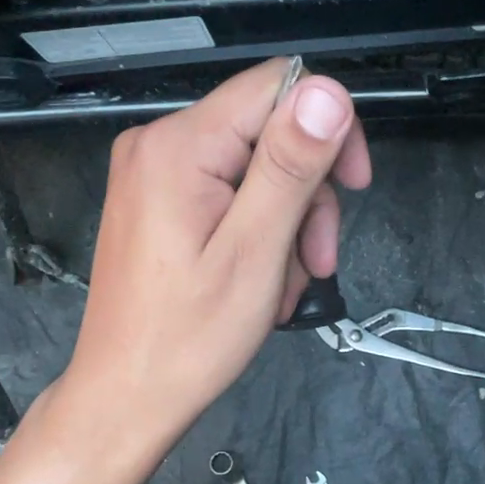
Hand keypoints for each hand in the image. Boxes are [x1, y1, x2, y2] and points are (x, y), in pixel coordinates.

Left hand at [62, 58, 372, 431]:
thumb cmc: (190, 338)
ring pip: (254, 172)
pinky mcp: (159, 205)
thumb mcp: (254, 252)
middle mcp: (159, 145)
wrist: (129, 396)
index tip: (355, 186)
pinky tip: (262, 282)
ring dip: (287, 226)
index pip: (276, 87)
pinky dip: (258, 236)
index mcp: (179, 146)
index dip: (329, 128)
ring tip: (285, 287)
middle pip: (268, 135)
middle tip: (318, 263)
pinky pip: (228, 198)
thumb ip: (290, 167)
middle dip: (307, 197)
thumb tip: (328, 91)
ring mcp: (154, 176)